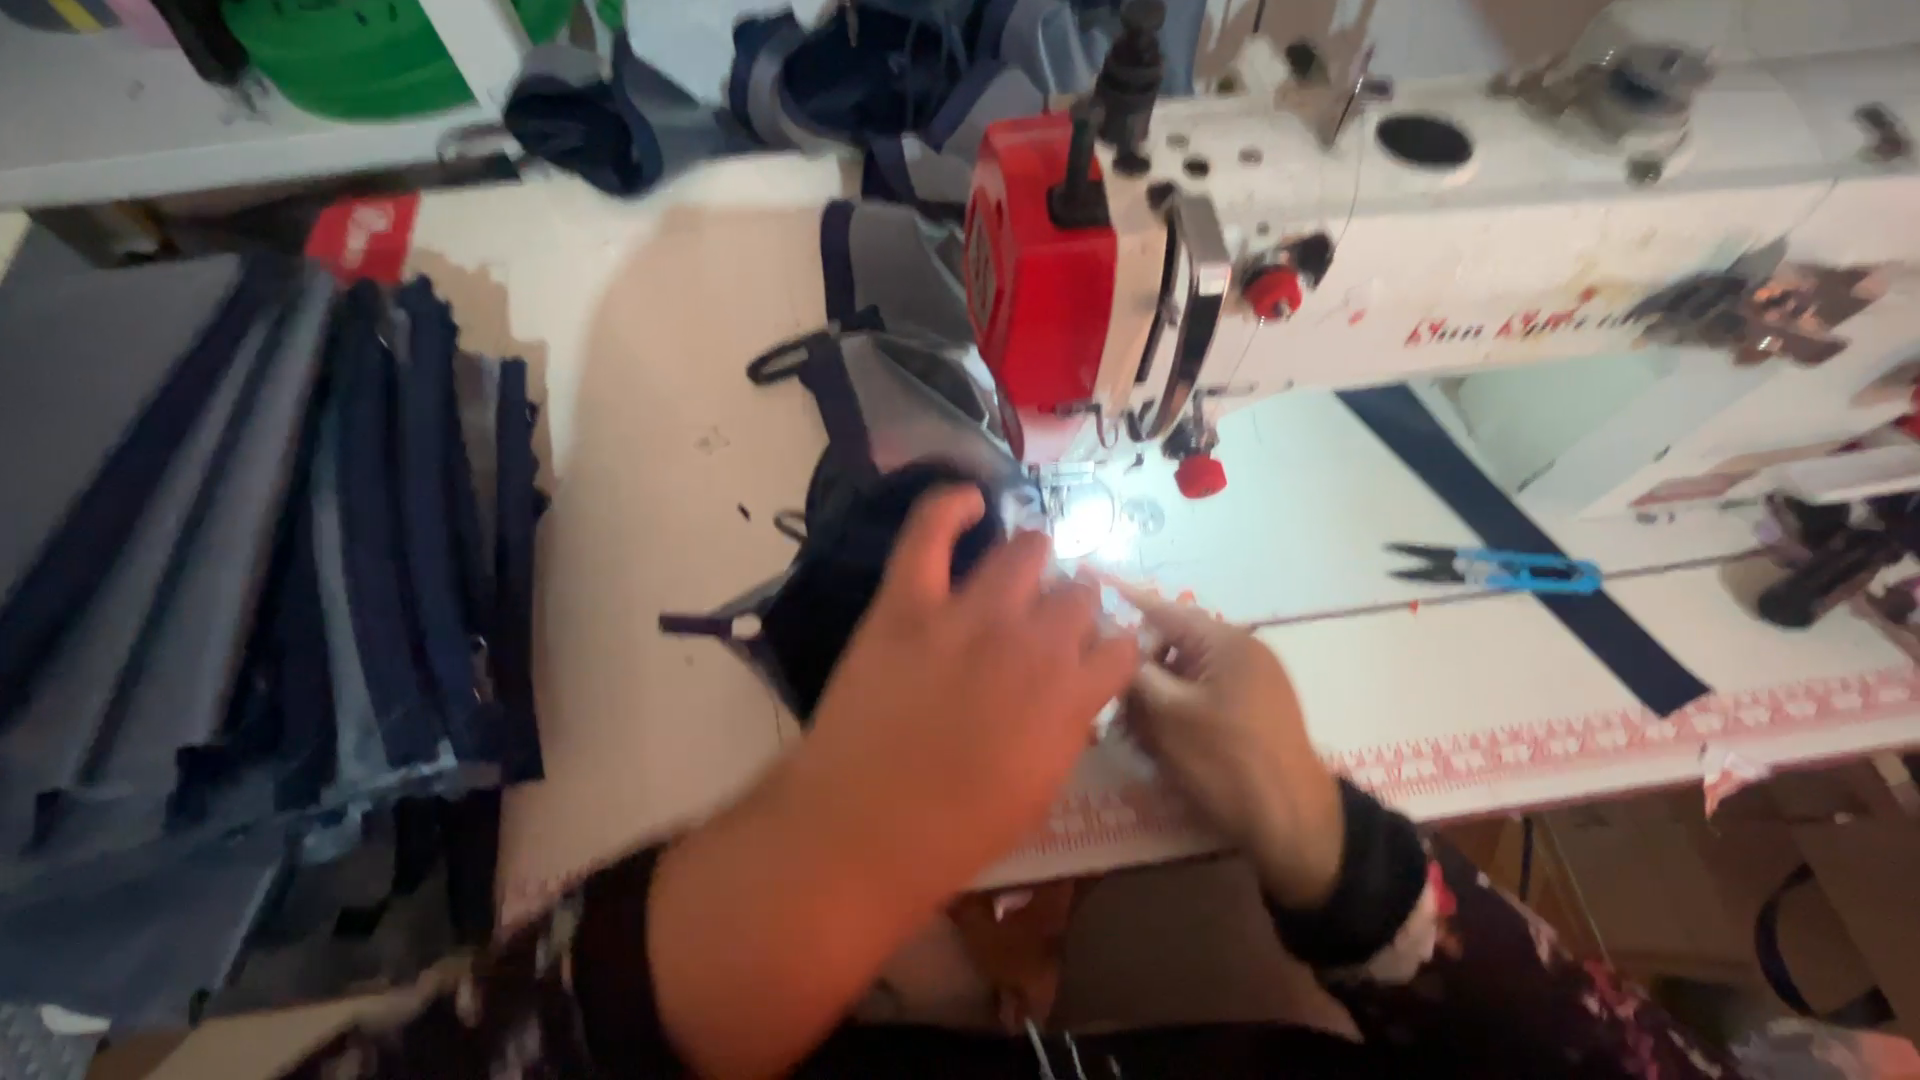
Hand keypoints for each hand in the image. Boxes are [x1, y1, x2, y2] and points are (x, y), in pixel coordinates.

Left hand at [795, 485, 1141, 895]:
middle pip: (1077, 595)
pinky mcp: (907, 603)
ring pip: (1024, 554)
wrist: (860, 830)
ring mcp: (968, 615)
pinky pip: (930, 533)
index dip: (1110, 652)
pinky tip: (970, 498)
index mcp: (1071, 695)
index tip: (1095, 661)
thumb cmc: (956, 832)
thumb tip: (1077, 695)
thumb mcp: (1040, 794)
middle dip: (1074, 608)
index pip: (1119, 647)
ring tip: (1026, 566)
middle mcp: (1032, 642)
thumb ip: (1068, 731)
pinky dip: (949, 506)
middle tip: (1053, 622)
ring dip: (1034, 559)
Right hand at [1118, 587, 1343, 909]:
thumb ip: (1133, 670)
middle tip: (1114, 701)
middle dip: (1141, 667)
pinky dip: (1178, 709)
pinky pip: (1204, 694)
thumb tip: (1104, 631)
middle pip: (1173, 642)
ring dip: (1157, 694)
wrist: (1293, 823)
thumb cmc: (1225, 762)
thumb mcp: (1168, 715)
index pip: (1164, 610)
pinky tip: (1161, 740)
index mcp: (1227, 641)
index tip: (1093, 586)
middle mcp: (1243, 651)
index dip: (1125, 601)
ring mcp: (1253, 681)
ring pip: (1186, 673)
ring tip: (1136, 731)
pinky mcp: (1254, 709)